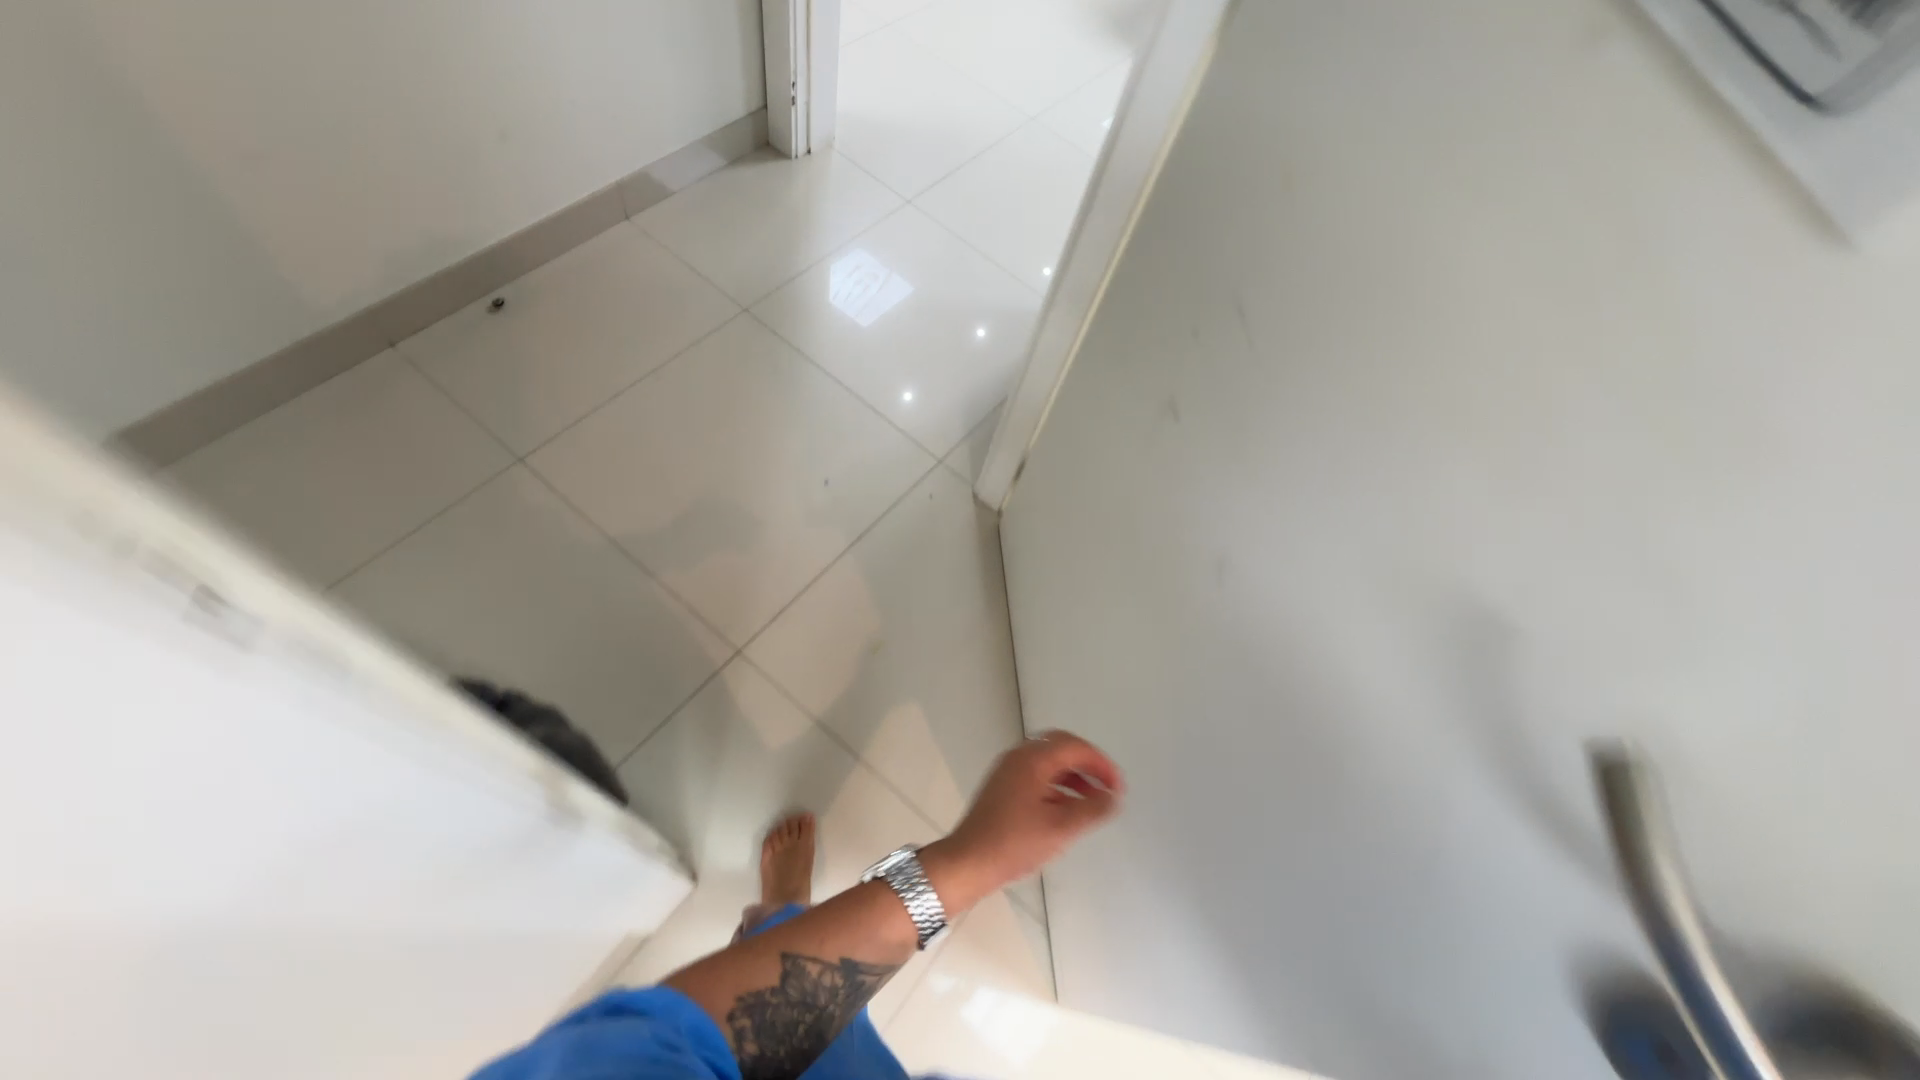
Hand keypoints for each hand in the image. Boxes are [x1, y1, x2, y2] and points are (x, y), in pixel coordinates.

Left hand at [920, 731, 1124, 912]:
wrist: (969, 861)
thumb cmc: (1014, 843)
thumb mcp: (1060, 828)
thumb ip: (1092, 809)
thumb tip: (1113, 796)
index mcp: (1032, 759)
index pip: (1075, 746)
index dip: (1101, 763)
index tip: (1117, 787)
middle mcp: (1019, 757)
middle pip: (1061, 747)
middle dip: (1088, 764)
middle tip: (1106, 785)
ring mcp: (1008, 770)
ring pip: (1049, 761)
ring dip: (1073, 775)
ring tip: (1092, 800)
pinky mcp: (1003, 786)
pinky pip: (1037, 774)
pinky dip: (1057, 784)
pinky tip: (1067, 809)